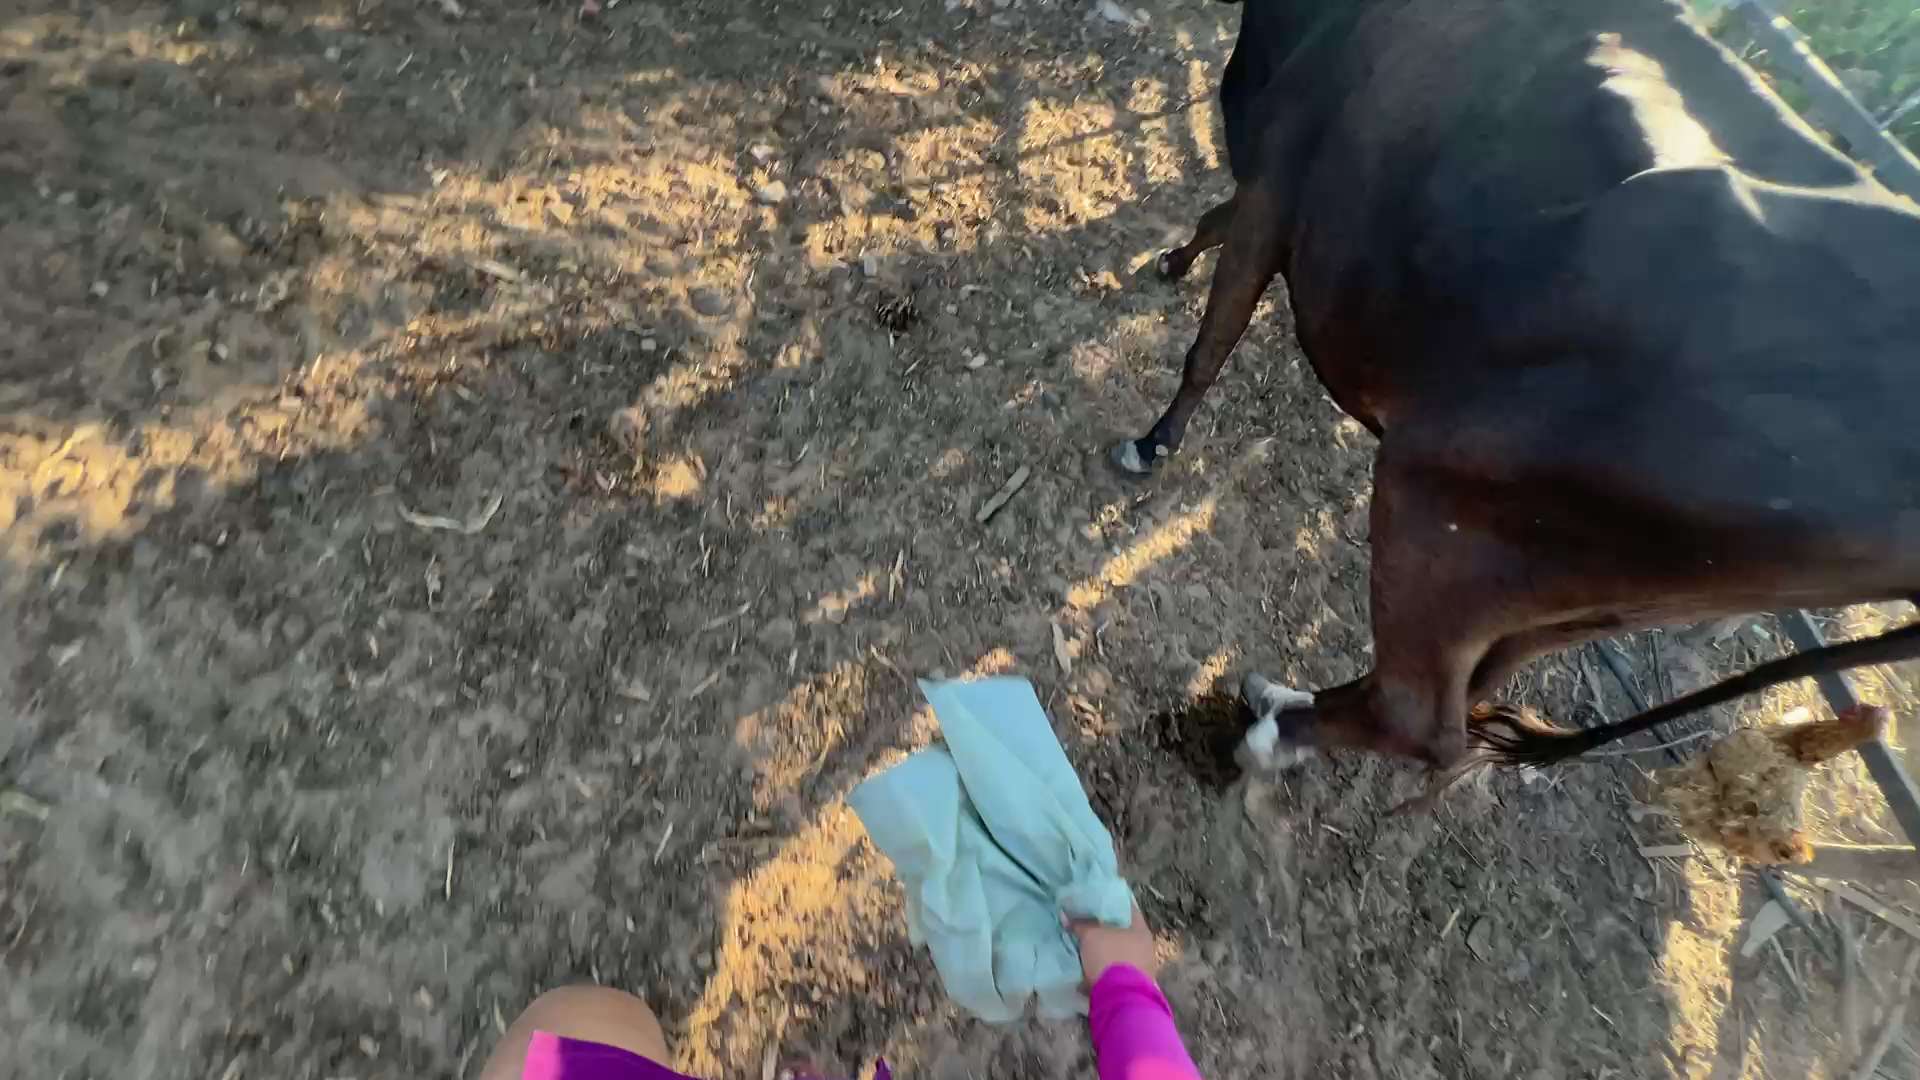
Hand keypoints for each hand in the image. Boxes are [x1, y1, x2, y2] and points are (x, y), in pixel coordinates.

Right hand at [1065, 903, 1157, 984]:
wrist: (1120, 1000)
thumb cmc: (1110, 957)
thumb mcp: (1090, 935)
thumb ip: (1079, 924)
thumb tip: (1065, 915)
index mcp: (1140, 928)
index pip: (1124, 905)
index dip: (1108, 899)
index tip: (1093, 896)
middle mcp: (1144, 945)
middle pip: (1121, 928)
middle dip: (1104, 925)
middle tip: (1085, 918)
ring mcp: (1141, 966)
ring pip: (1118, 948)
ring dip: (1104, 946)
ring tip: (1085, 939)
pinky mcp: (1133, 984)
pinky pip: (1116, 966)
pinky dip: (1105, 962)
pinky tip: (1091, 960)